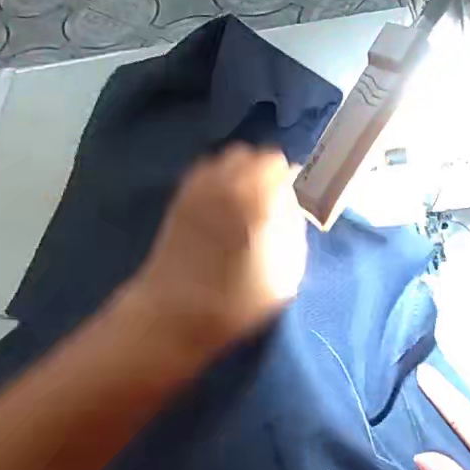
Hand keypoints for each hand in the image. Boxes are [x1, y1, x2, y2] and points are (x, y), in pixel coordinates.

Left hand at [120, 143, 308, 359]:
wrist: (176, 313)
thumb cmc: (239, 299)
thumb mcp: (288, 270)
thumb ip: (293, 227)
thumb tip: (288, 204)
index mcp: (255, 194)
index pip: (275, 162)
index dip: (285, 179)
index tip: (288, 201)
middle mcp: (224, 180)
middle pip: (249, 155)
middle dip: (260, 173)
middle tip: (267, 202)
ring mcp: (197, 188)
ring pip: (224, 161)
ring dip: (238, 175)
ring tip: (242, 206)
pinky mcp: (178, 200)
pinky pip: (203, 175)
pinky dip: (216, 183)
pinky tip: (220, 210)